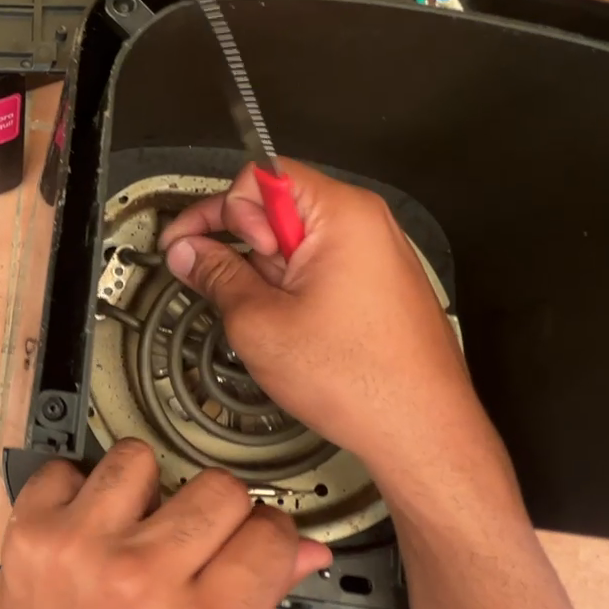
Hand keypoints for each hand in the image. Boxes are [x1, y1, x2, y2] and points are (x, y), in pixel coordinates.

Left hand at [0, 441, 329, 608]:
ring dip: (144, 482)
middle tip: (193, 527)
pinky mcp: (35, 523)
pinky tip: (84, 519)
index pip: (269, 538)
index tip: (255, 531)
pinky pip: (74, 464)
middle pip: (219, 489)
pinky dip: (81, 484)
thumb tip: (309, 548)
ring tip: (134, 518)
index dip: (269, 530)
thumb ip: (257, 601)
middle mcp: (139, 582)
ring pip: (143, 457)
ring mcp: (81, 546)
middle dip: (216, 503)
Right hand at [157, 162, 484, 483]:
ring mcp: (374, 253)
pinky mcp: (376, 282)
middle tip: (207, 274)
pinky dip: (287, 282)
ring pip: (293, 236)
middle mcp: (364, 224)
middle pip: (276, 202)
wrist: (421, 432)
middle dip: (235, 238)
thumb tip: (187, 252)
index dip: (220, 210)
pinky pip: (317, 261)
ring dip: (260, 266)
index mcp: (341, 216)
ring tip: (257, 312)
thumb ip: (214, 275)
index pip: (260, 176)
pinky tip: (282, 321)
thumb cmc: (360, 381)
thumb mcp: (258, 322)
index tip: (194, 244)